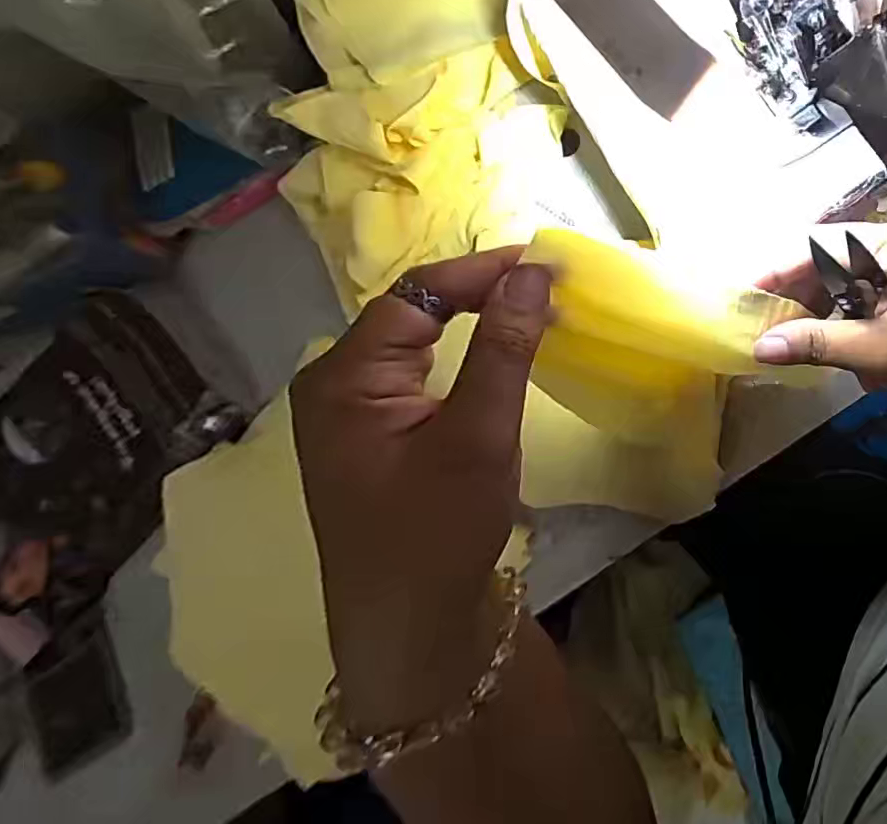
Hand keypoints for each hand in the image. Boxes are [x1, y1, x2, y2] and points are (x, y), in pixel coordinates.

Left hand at [290, 247, 551, 728]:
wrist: (414, 625)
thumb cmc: (439, 529)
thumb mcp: (479, 433)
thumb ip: (505, 348)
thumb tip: (533, 274)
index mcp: (345, 378)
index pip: (414, 295)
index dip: (479, 271)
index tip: (542, 260)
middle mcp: (341, 385)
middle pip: (413, 311)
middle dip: (479, 288)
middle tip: (544, 281)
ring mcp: (360, 411)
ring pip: (422, 339)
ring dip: (477, 317)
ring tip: (533, 305)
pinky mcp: (385, 433)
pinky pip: (427, 369)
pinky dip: (471, 349)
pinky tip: (501, 349)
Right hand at [751, 219, 886, 419]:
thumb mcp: (882, 352)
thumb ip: (819, 344)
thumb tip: (760, 346)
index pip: (822, 247)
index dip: (780, 274)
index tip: (747, 299)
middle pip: (835, 264)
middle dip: (805, 301)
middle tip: (769, 333)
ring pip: (852, 284)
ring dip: (830, 318)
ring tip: (801, 348)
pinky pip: (874, 298)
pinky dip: (856, 324)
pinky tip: (845, 355)